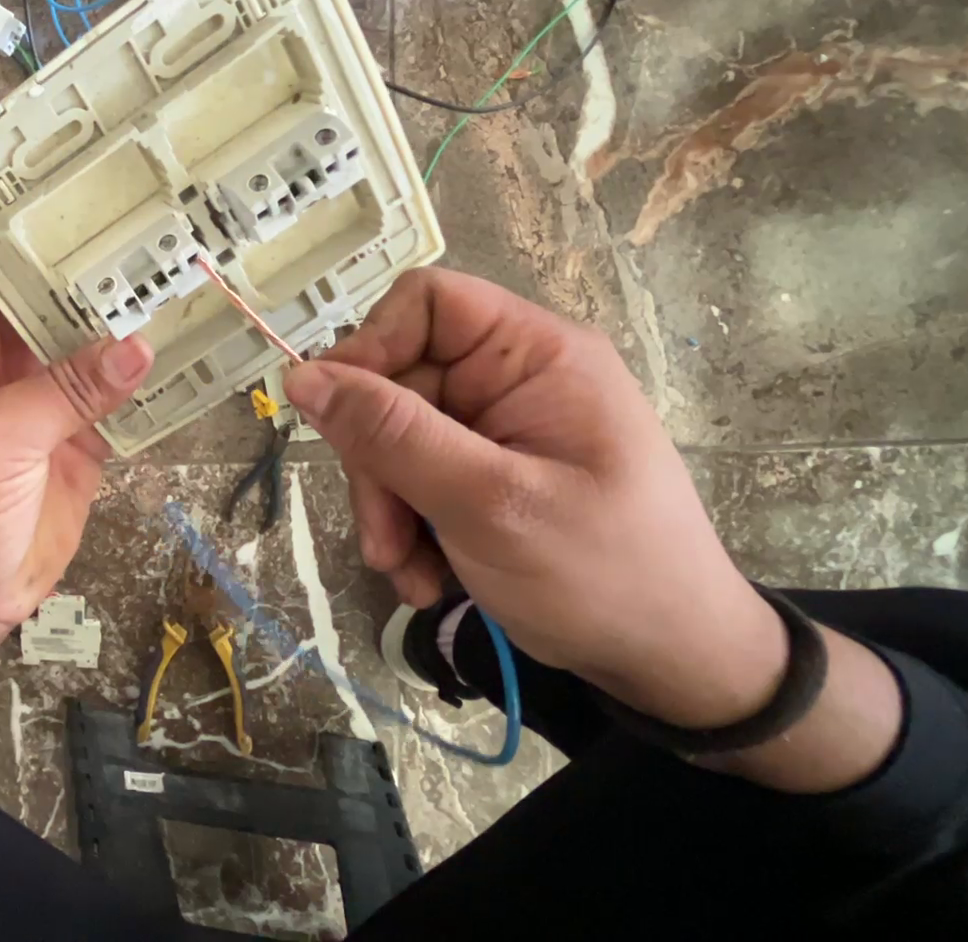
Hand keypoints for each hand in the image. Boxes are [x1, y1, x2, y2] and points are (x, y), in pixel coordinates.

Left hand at [0, 242, 153, 656]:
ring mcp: (39, 393)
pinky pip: (113, 389)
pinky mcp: (76, 432)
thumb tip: (138, 345)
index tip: (52, 176)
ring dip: (118, 309)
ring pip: (81, 336)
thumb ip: (62, 390)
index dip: (0, 216)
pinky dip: (143, 369)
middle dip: (79, 256)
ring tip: (174, 259)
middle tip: (139, 211)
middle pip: (36, 289)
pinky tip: (183, 335)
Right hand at [284, 267, 785, 728]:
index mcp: (534, 356)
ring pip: (389, 439)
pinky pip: (407, 478)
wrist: (667, 663)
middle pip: (393, 384)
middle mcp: (507, 380)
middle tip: (384, 540)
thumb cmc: (603, 575)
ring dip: (385, 509)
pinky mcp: (476, 472)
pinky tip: (425, 574)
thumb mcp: (488, 503)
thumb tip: (300, 377)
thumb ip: (392, 435)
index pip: (426, 304)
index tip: (336, 416)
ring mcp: (490, 428)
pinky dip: (403, 527)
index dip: (370, 348)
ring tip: (409, 571)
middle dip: (377, 465)